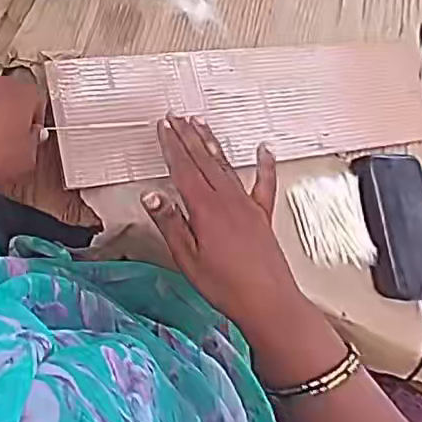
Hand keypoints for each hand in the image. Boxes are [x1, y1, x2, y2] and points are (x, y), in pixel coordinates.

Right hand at [140, 117, 346, 385]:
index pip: (184, 169)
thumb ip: (170, 223)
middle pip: (204, 160)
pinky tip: (263, 150)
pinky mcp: (263, 216)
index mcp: (206, 209)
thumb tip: (151, 195)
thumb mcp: (187, 258)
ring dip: (211, 143)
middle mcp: (228, 201)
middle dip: (187, 136)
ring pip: (226, 166)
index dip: (172, 145)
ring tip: (200, 124)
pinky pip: (264, 183)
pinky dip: (264, 164)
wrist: (270, 303)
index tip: (163, 127)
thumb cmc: (226, 286)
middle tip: (176, 117)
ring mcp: (248, 206)